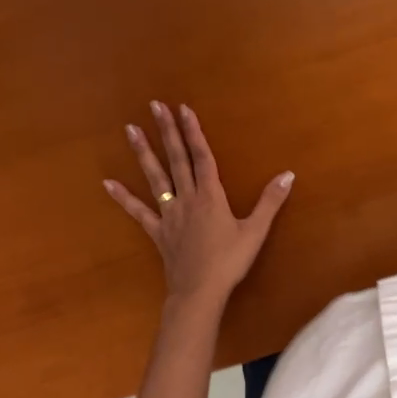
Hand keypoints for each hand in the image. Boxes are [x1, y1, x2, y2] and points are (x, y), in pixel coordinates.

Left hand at [104, 101, 293, 309]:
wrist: (199, 292)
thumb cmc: (230, 262)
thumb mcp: (256, 231)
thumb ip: (270, 201)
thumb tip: (288, 174)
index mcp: (211, 196)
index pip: (202, 156)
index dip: (194, 131)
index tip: (183, 108)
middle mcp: (187, 198)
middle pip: (176, 158)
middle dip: (166, 130)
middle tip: (154, 105)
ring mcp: (169, 214)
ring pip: (155, 177)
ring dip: (143, 152)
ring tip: (130, 129)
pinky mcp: (158, 232)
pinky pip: (138, 212)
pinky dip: (123, 197)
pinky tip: (108, 183)